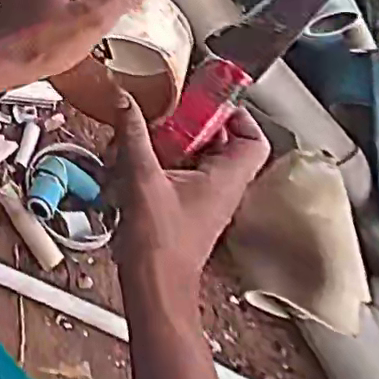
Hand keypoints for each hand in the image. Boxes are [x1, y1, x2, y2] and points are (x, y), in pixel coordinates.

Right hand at [107, 90, 268, 287]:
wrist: (153, 283)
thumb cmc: (159, 241)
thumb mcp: (143, 177)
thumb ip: (134, 134)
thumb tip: (125, 99)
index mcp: (225, 180)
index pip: (253, 140)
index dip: (236, 114)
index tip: (207, 95)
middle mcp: (220, 187)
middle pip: (218, 140)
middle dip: (189, 120)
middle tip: (164, 105)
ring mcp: (202, 195)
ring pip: (194, 152)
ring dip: (167, 137)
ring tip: (141, 129)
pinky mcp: (183, 201)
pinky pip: (177, 166)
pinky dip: (157, 155)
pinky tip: (130, 154)